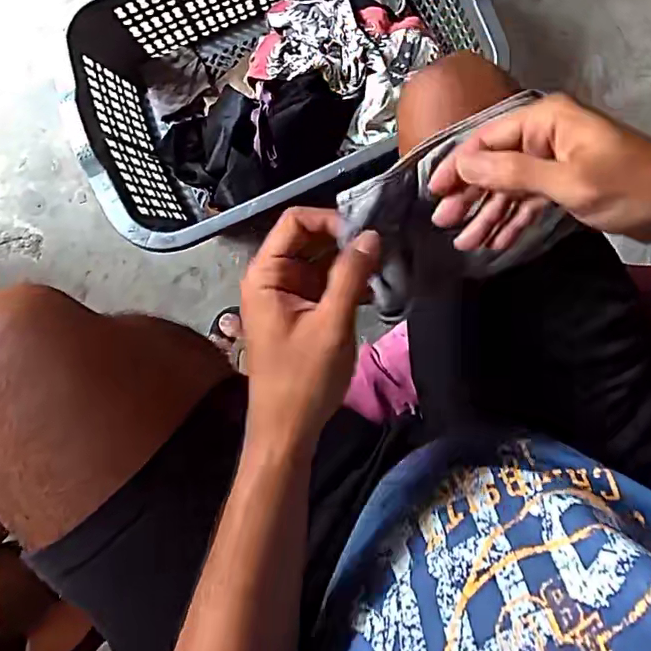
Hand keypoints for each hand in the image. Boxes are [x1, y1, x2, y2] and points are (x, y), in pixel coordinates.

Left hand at [239, 208, 380, 445]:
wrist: (288, 431)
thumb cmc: (303, 379)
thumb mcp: (332, 324)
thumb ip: (351, 276)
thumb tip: (372, 235)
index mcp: (266, 274)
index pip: (295, 221)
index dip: (329, 219)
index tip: (364, 234)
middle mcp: (273, 277)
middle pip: (309, 237)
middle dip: (344, 239)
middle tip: (382, 247)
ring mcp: (288, 293)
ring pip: (321, 258)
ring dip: (350, 260)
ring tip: (384, 265)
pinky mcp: (302, 309)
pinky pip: (326, 281)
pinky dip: (348, 280)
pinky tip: (374, 288)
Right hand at [428, 93, 650, 249]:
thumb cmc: (632, 187)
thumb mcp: (569, 182)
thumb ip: (514, 172)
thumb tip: (465, 163)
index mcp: (547, 119)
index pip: (489, 138)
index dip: (459, 165)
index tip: (435, 191)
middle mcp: (547, 134)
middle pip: (496, 163)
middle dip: (471, 194)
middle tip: (444, 221)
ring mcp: (557, 160)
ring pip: (512, 186)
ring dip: (489, 212)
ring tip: (464, 240)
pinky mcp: (567, 184)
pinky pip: (532, 200)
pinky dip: (514, 219)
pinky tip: (495, 240)